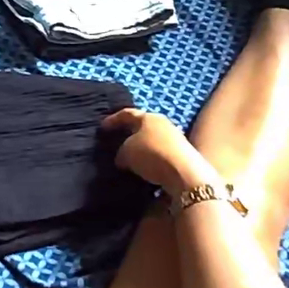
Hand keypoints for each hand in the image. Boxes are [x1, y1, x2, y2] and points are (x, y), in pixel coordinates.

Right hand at [102, 109, 218, 193]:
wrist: (185, 173)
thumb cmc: (151, 155)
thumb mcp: (126, 153)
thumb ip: (121, 152)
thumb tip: (122, 158)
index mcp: (147, 117)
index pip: (127, 114)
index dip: (113, 120)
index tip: (103, 127)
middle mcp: (162, 123)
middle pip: (142, 126)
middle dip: (129, 134)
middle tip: (118, 141)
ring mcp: (175, 138)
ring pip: (152, 140)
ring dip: (142, 148)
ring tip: (131, 159)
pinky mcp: (183, 154)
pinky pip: (161, 153)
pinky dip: (152, 159)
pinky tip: (146, 169)